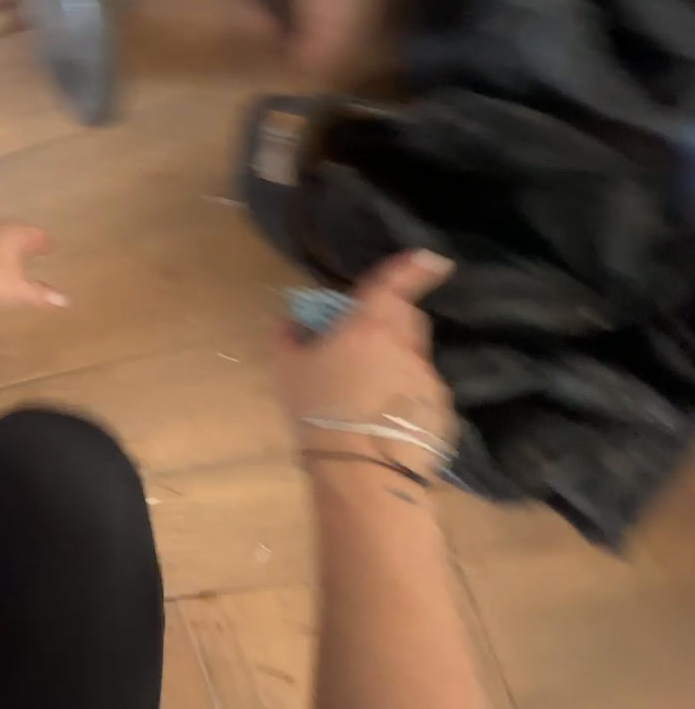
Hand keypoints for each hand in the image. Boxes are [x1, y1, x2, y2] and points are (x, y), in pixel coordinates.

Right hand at [273, 249, 456, 475]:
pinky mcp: (441, 411)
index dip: (412, 269)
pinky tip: (377, 414)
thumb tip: (296, 321)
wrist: (361, 468)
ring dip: (391, 360)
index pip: (392, 289)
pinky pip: (419, 390)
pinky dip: (400, 392)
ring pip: (411, 357)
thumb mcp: (284, 367)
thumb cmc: (315, 408)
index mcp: (366, 330)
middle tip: (358, 334)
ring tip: (360, 388)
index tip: (432, 256)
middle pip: (406, 319)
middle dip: (388, 317)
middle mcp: (404, 349)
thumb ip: (289, 335)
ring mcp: (428, 381)